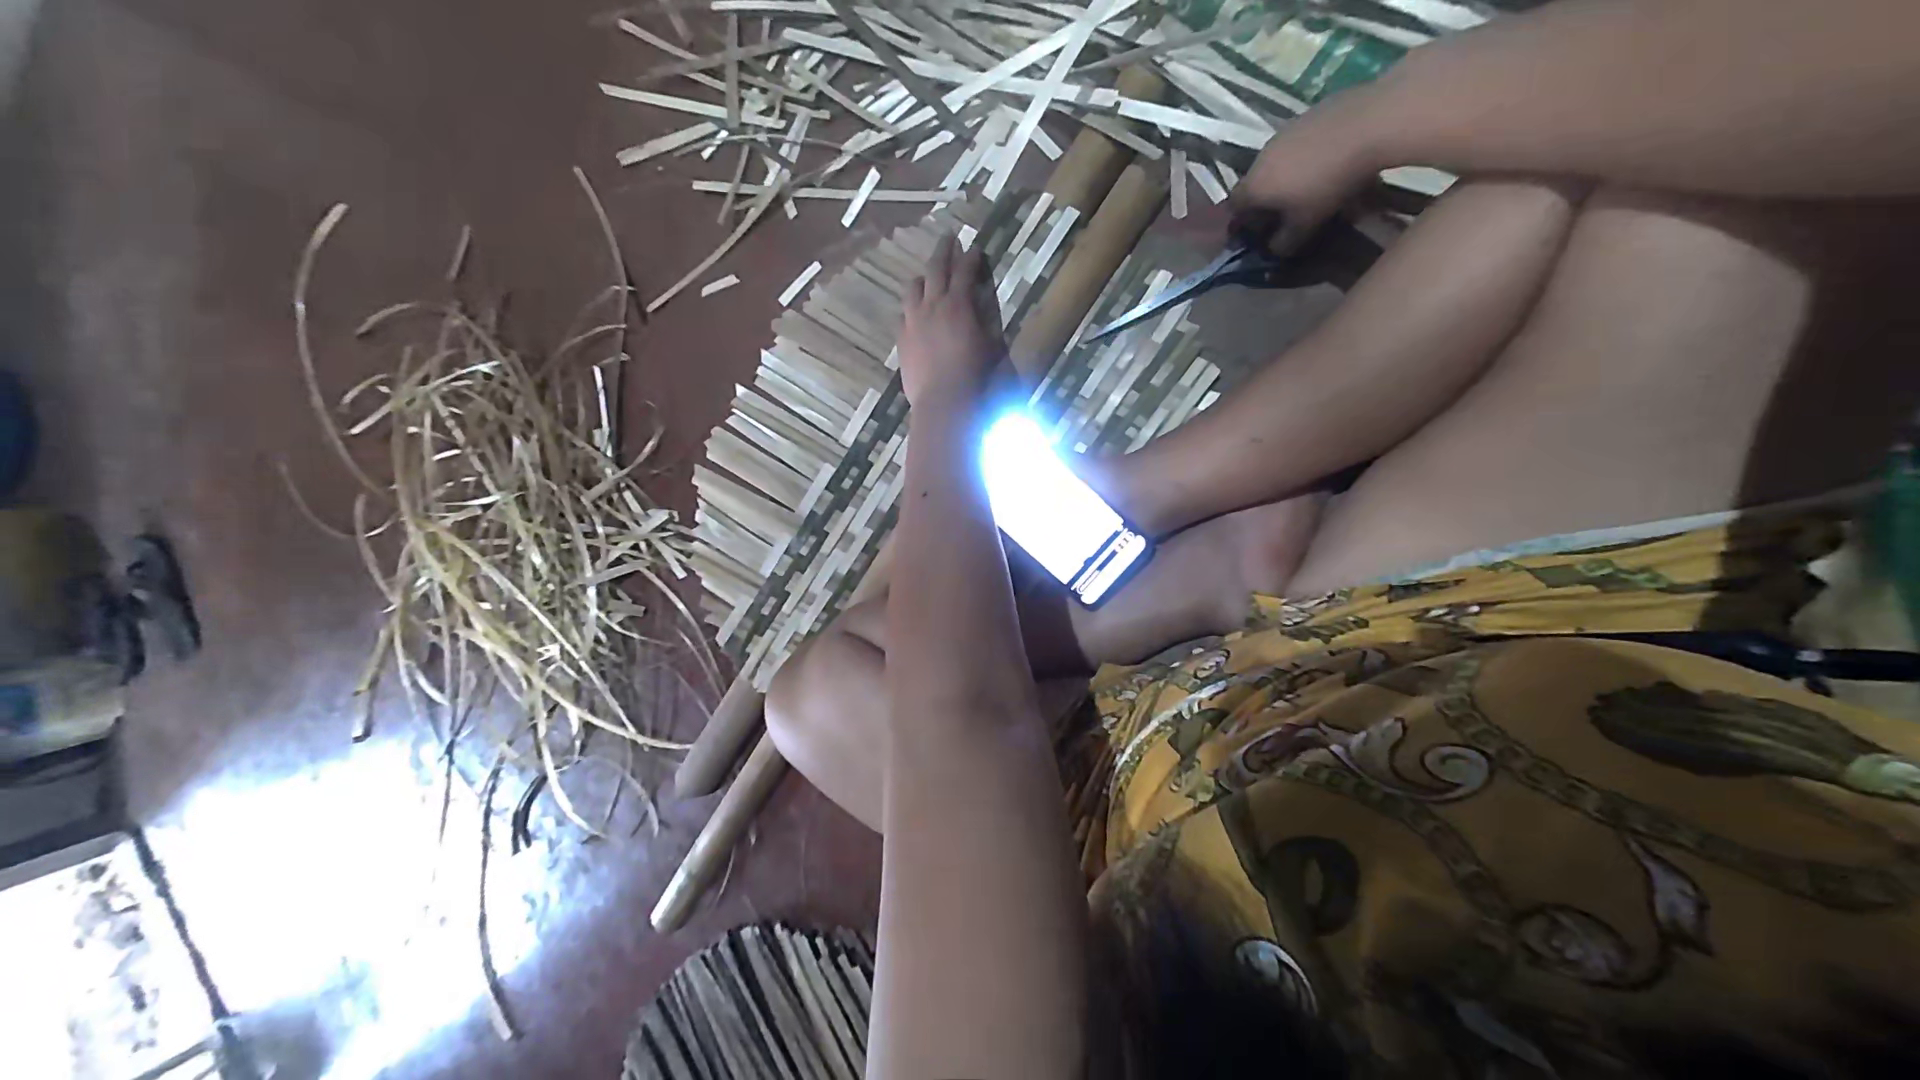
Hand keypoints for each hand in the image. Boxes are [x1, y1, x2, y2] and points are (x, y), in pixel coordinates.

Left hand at [899, 232, 1000, 408]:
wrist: (944, 405)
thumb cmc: (977, 379)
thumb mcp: (994, 346)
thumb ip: (990, 321)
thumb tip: (987, 303)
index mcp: (959, 305)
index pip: (965, 270)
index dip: (972, 257)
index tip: (976, 248)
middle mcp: (932, 306)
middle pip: (935, 268)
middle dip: (944, 250)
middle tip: (949, 239)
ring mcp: (912, 322)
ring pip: (913, 288)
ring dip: (924, 278)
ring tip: (928, 277)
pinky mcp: (902, 340)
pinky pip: (903, 314)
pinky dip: (912, 307)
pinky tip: (915, 312)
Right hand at [1231, 89, 1383, 253]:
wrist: (1369, 123)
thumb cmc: (1328, 183)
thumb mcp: (1306, 225)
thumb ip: (1284, 243)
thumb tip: (1274, 249)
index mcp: (1253, 186)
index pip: (1234, 208)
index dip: (1244, 221)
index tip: (1261, 231)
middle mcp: (1261, 157)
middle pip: (1257, 183)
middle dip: (1270, 199)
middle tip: (1292, 211)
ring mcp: (1285, 131)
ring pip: (1280, 161)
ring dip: (1292, 176)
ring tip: (1318, 184)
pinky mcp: (1310, 113)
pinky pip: (1302, 143)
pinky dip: (1311, 155)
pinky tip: (1335, 159)